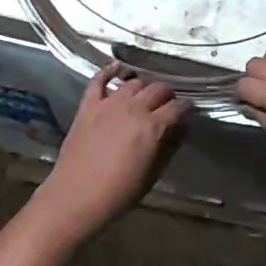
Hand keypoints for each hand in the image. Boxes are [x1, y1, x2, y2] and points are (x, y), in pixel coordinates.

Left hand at [33, 63, 185, 239]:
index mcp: (152, 126)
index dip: (187, 108)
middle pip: (158, 89)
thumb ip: (170, 146)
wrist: (75, 197)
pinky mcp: (88, 106)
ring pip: (133, 83)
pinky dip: (109, 71)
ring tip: (146, 95)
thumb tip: (183, 127)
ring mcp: (108, 104)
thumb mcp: (153, 174)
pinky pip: (98, 80)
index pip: (178, 107)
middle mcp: (133, 108)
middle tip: (169, 104)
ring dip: (144, 87)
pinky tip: (117, 67)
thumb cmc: (119, 193)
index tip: (189, 112)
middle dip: (168, 94)